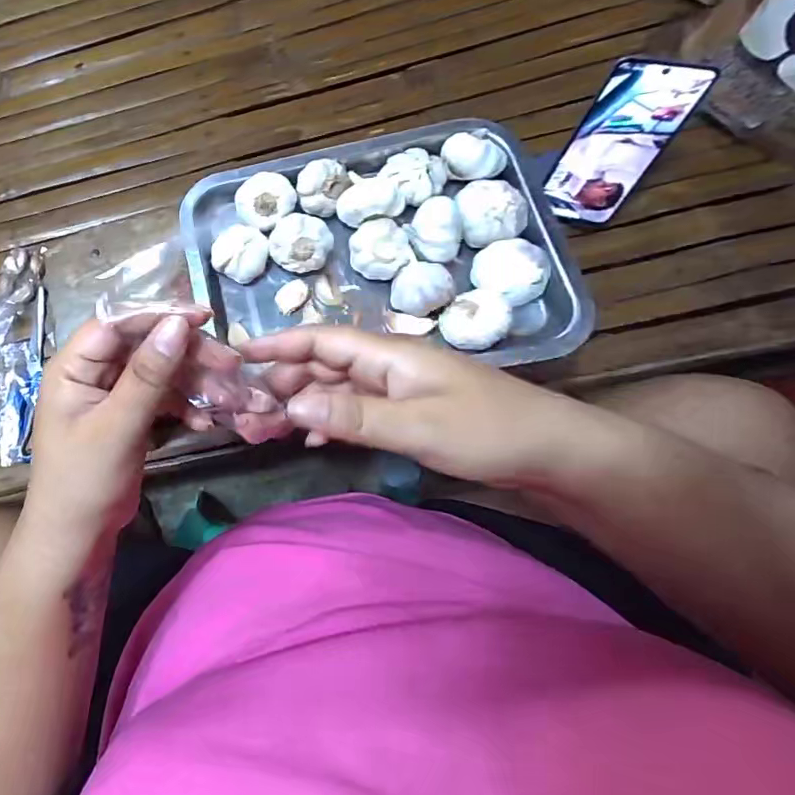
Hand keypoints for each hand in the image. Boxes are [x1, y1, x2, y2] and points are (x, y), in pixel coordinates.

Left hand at [24, 311, 225, 535]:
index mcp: (74, 366)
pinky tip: (208, 421)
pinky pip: (164, 398)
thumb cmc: (83, 481)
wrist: (76, 540)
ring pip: (161, 372)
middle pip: (146, 346)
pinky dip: (187, 406)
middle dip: (188, 355)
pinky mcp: (130, 417)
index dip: (159, 315)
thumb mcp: (117, 426)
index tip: (204, 318)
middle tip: (230, 367)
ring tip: (231, 399)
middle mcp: (92, 372)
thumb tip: (177, 324)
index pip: (117, 323)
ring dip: (196, 383)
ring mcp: (113, 395)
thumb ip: (147, 376)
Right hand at [237, 325, 612, 490]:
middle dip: (282, 383)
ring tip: (268, 429)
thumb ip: (351, 414)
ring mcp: (397, 390)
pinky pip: (353, 410)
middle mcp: (387, 365)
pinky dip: (328, 421)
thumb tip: (289, 402)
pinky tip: (311, 439)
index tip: (238, 355)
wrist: (556, 455)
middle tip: (250, 413)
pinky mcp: (406, 413)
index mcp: (389, 354)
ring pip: (334, 388)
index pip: (321, 339)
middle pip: (321, 365)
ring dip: (301, 404)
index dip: (277, 343)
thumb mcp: (416, 426)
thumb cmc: (488, 432)